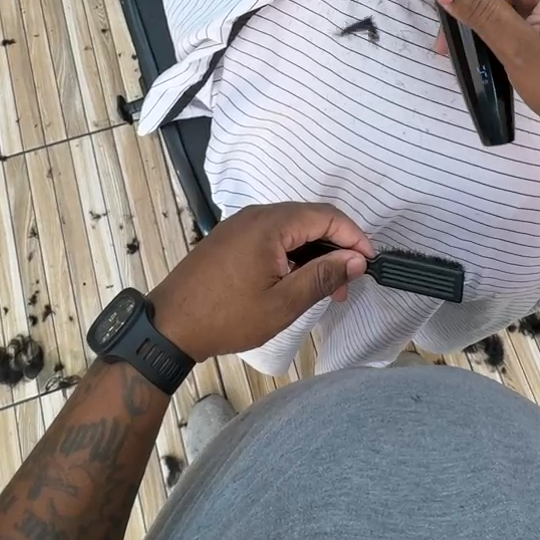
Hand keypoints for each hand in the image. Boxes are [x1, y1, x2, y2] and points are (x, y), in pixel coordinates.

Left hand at [150, 203, 372, 361]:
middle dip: (336, 246)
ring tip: (328, 288)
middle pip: (310, 218)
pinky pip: (274, 235)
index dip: (354, 236)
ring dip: (315, 252)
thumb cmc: (228, 315)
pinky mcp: (233, 237)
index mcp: (271, 223)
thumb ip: (323, 276)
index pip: (326, 215)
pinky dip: (293, 252)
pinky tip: (299, 280)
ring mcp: (242, 224)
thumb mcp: (282, 302)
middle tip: (349, 282)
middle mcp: (257, 213)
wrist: (169, 325)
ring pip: (292, 228)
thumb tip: (356, 259)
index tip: (370, 262)